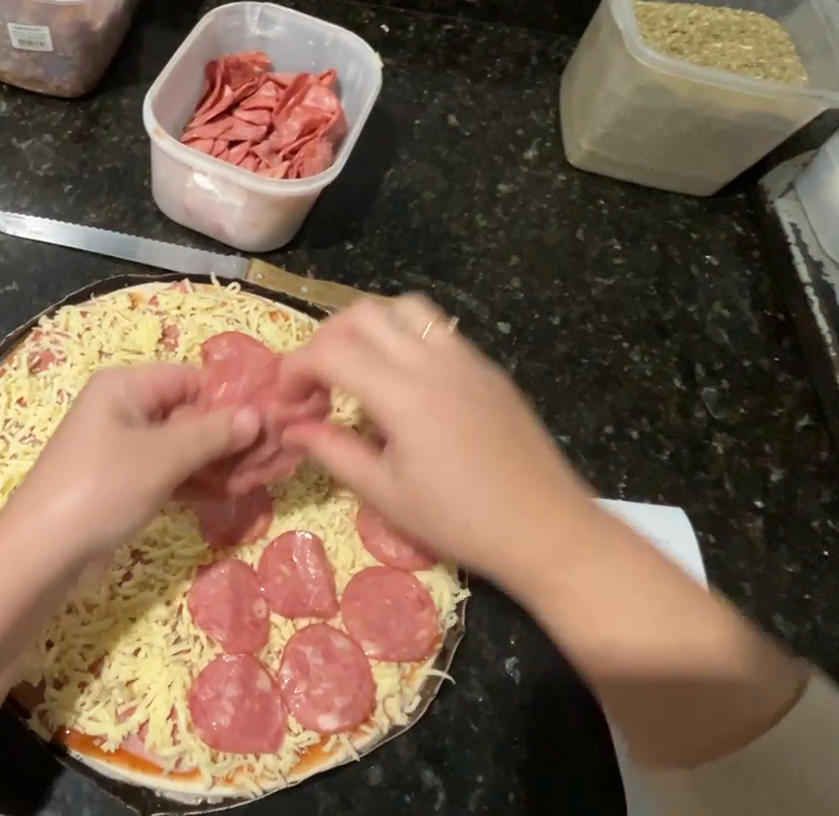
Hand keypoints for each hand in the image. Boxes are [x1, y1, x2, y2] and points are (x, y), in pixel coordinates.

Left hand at [2, 364, 259, 561]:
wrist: (44, 552)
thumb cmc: (102, 488)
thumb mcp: (162, 457)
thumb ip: (212, 434)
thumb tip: (258, 415)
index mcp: (124, 386)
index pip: (189, 379)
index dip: (229, 398)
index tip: (272, 419)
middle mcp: (123, 408)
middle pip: (187, 412)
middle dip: (228, 434)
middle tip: (273, 455)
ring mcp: (123, 446)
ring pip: (182, 445)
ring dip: (217, 460)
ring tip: (259, 477)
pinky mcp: (125, 481)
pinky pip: (170, 470)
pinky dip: (197, 480)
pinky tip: (231, 494)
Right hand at [278, 294, 598, 586]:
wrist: (549, 531)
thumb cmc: (461, 520)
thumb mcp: (385, 494)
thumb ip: (331, 451)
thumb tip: (290, 428)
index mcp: (402, 395)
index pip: (330, 352)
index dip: (296, 368)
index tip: (288, 400)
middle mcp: (432, 362)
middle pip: (361, 314)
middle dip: (325, 338)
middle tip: (317, 380)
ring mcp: (465, 359)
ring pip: (403, 308)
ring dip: (367, 327)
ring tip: (358, 367)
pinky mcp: (486, 368)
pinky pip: (436, 328)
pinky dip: (404, 337)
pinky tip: (403, 382)